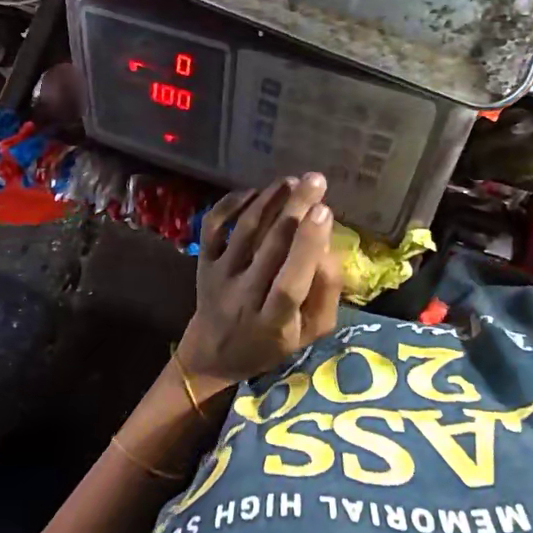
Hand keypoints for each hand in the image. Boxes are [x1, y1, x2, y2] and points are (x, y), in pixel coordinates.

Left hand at [177, 174, 342, 386]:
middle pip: (269, 248)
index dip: (307, 246)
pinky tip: (254, 191)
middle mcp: (243, 297)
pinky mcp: (202, 261)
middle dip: (295, 209)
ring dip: (269, 200)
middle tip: (315, 180)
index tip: (324, 211)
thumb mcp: (309, 333)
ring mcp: (219, 277)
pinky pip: (213, 226)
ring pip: (244, 231)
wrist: (213, 352)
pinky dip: (230, 204)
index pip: (291, 283)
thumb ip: (325, 295)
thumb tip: (330, 250)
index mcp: (274, 323)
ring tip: (292, 180)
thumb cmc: (271, 341)